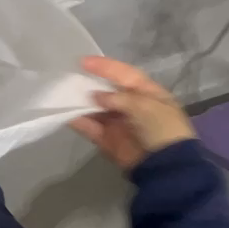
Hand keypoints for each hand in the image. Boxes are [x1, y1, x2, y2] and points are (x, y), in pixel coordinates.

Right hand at [70, 55, 195, 171]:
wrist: (166, 166)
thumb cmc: (162, 129)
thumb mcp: (146, 107)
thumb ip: (119, 99)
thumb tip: (94, 97)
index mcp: (147, 92)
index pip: (124, 74)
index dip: (104, 66)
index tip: (83, 61)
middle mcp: (131, 105)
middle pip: (106, 90)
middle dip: (89, 83)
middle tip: (69, 77)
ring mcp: (118, 123)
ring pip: (95, 108)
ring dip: (80, 102)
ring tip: (63, 94)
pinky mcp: (107, 140)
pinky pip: (90, 128)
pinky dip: (78, 121)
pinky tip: (66, 114)